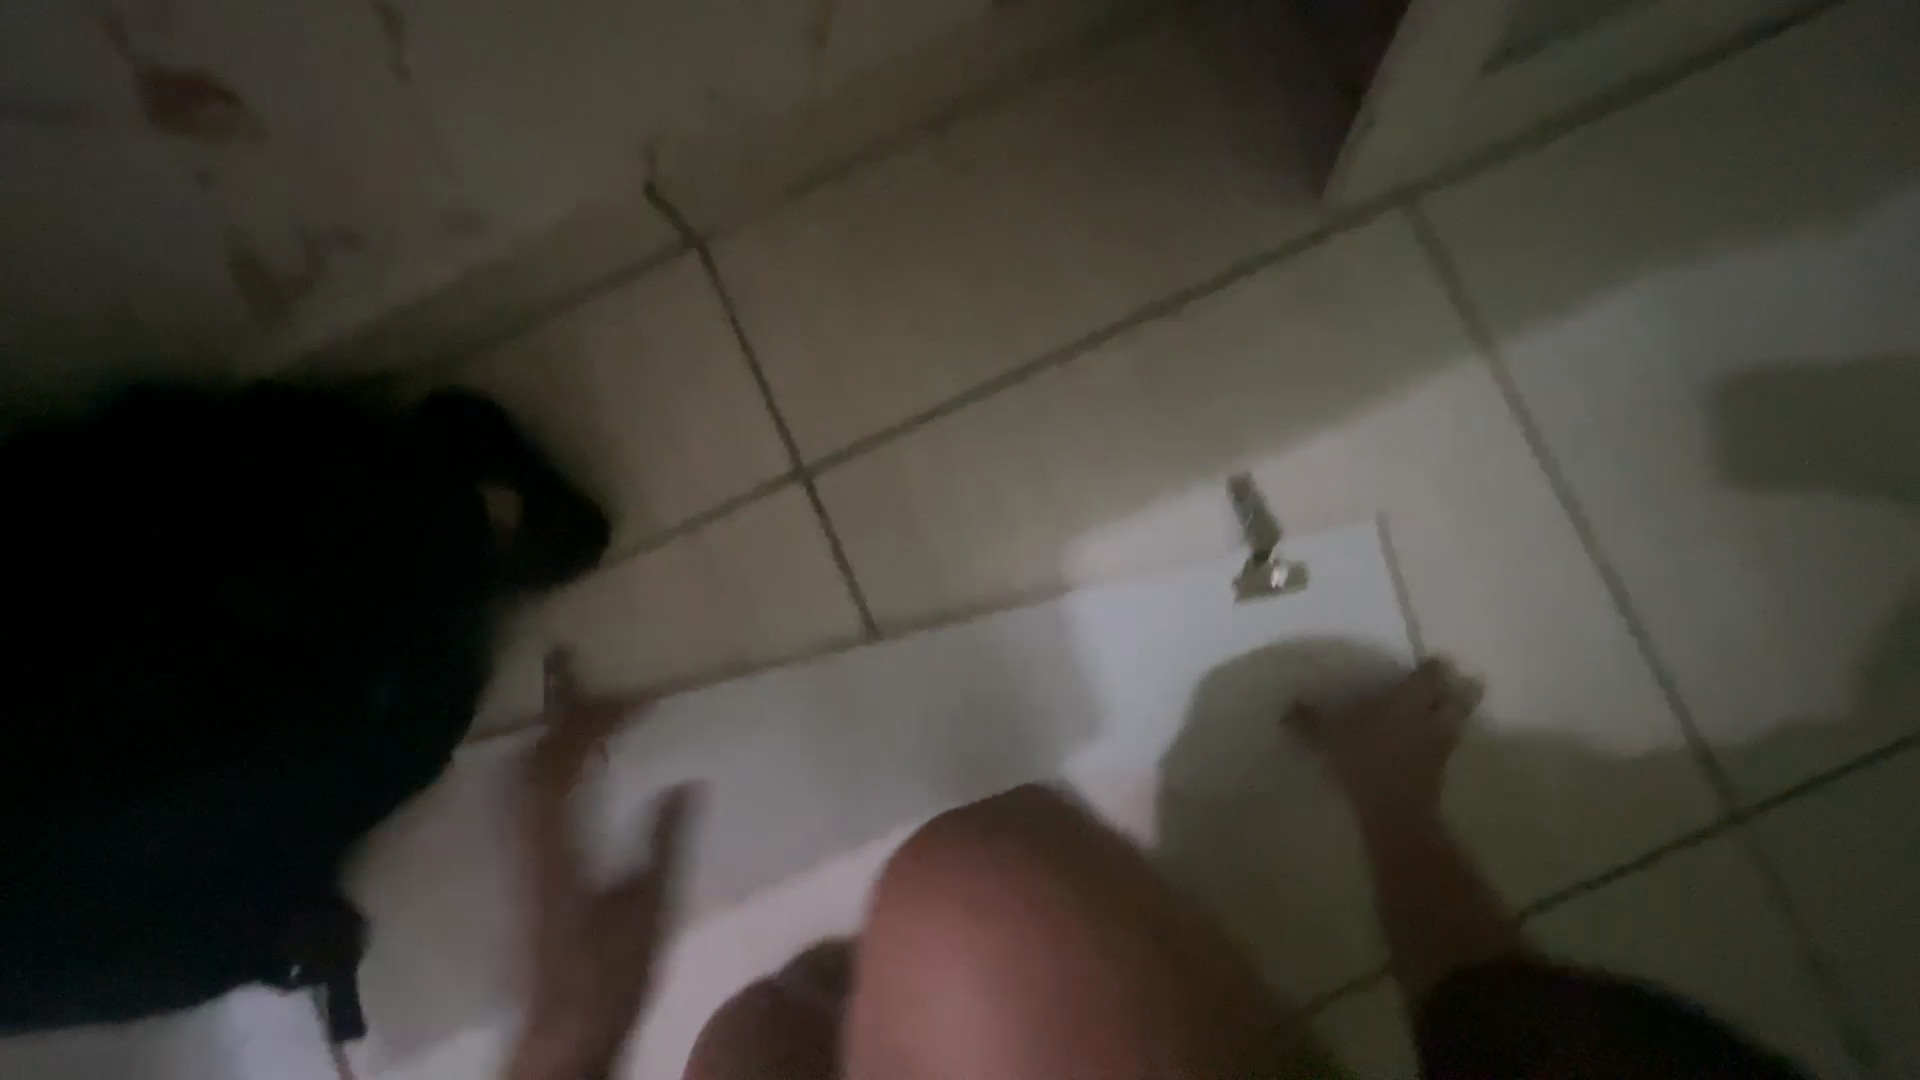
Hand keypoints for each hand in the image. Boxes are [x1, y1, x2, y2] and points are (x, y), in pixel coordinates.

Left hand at [509, 649, 700, 1079]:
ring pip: (526, 773)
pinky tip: (577, 758)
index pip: (561, 763)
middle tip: (593, 674)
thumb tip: (687, 781)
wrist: (562, 1028)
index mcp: (558, 843)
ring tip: (582, 701)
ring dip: (554, 732)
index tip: (634, 697)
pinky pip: (534, 792)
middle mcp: (531, 838)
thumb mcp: (650, 906)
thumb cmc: (611, 972)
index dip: (591, 721)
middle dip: (563, 711)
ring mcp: (525, 849)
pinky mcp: (531, 860)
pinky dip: (554, 760)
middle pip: (534, 757)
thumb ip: (666, 843)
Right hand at [1283, 658, 1480, 823]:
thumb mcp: (1328, 736)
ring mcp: (1441, 743)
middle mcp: (1431, 716)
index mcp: (1408, 700)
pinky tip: (1426, 739)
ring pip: (1458, 720)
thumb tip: (1286, 709)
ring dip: (1453, 712)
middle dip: (1456, 687)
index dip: (1431, 666)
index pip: (1431, 674)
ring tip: (1437, 709)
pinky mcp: (1441, 768)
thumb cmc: (1363, 760)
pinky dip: (1442, 736)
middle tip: (1441, 682)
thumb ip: (1308, 720)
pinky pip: (1448, 743)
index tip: (1424, 662)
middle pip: (1460, 695)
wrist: (1394, 810)